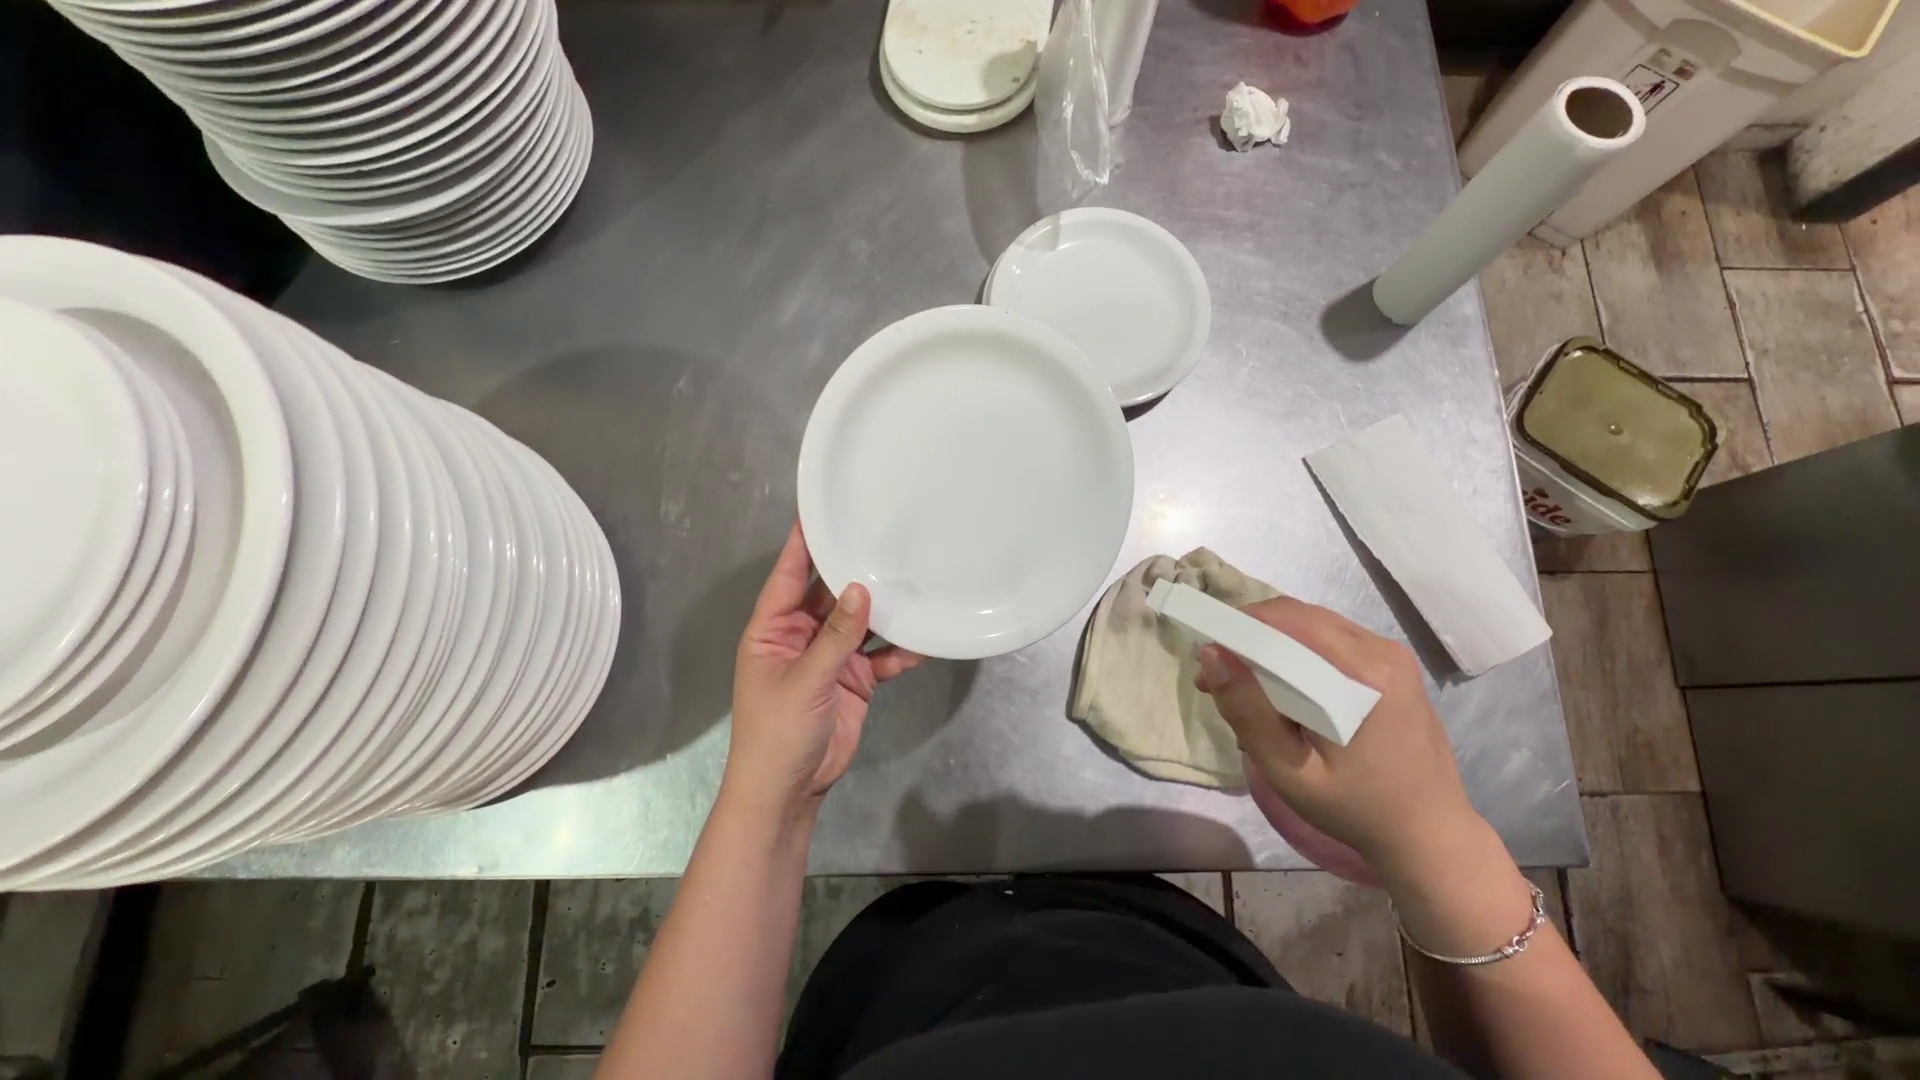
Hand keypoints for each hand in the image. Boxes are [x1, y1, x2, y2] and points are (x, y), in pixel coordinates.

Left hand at [726, 522, 924, 814]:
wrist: (788, 790)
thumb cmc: (777, 732)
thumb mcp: (805, 680)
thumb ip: (836, 636)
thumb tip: (860, 589)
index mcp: (773, 629)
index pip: (788, 576)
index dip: (803, 544)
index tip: (821, 510)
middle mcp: (801, 636)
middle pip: (829, 595)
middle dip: (853, 572)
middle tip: (884, 537)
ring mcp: (829, 658)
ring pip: (860, 623)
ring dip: (883, 609)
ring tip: (914, 580)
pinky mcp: (853, 680)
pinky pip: (880, 656)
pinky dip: (900, 650)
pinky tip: (926, 640)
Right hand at [1195, 597, 1483, 881]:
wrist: (1429, 835)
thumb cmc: (1356, 808)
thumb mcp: (1289, 771)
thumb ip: (1248, 711)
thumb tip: (1211, 655)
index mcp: (1363, 673)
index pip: (1287, 621)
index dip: (1238, 627)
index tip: (1207, 658)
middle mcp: (1382, 651)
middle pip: (1300, 617)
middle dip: (1250, 636)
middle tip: (1217, 676)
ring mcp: (1392, 656)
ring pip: (1314, 626)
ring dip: (1273, 644)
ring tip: (1245, 685)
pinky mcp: (1394, 667)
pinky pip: (1333, 642)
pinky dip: (1298, 654)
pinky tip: (1284, 691)